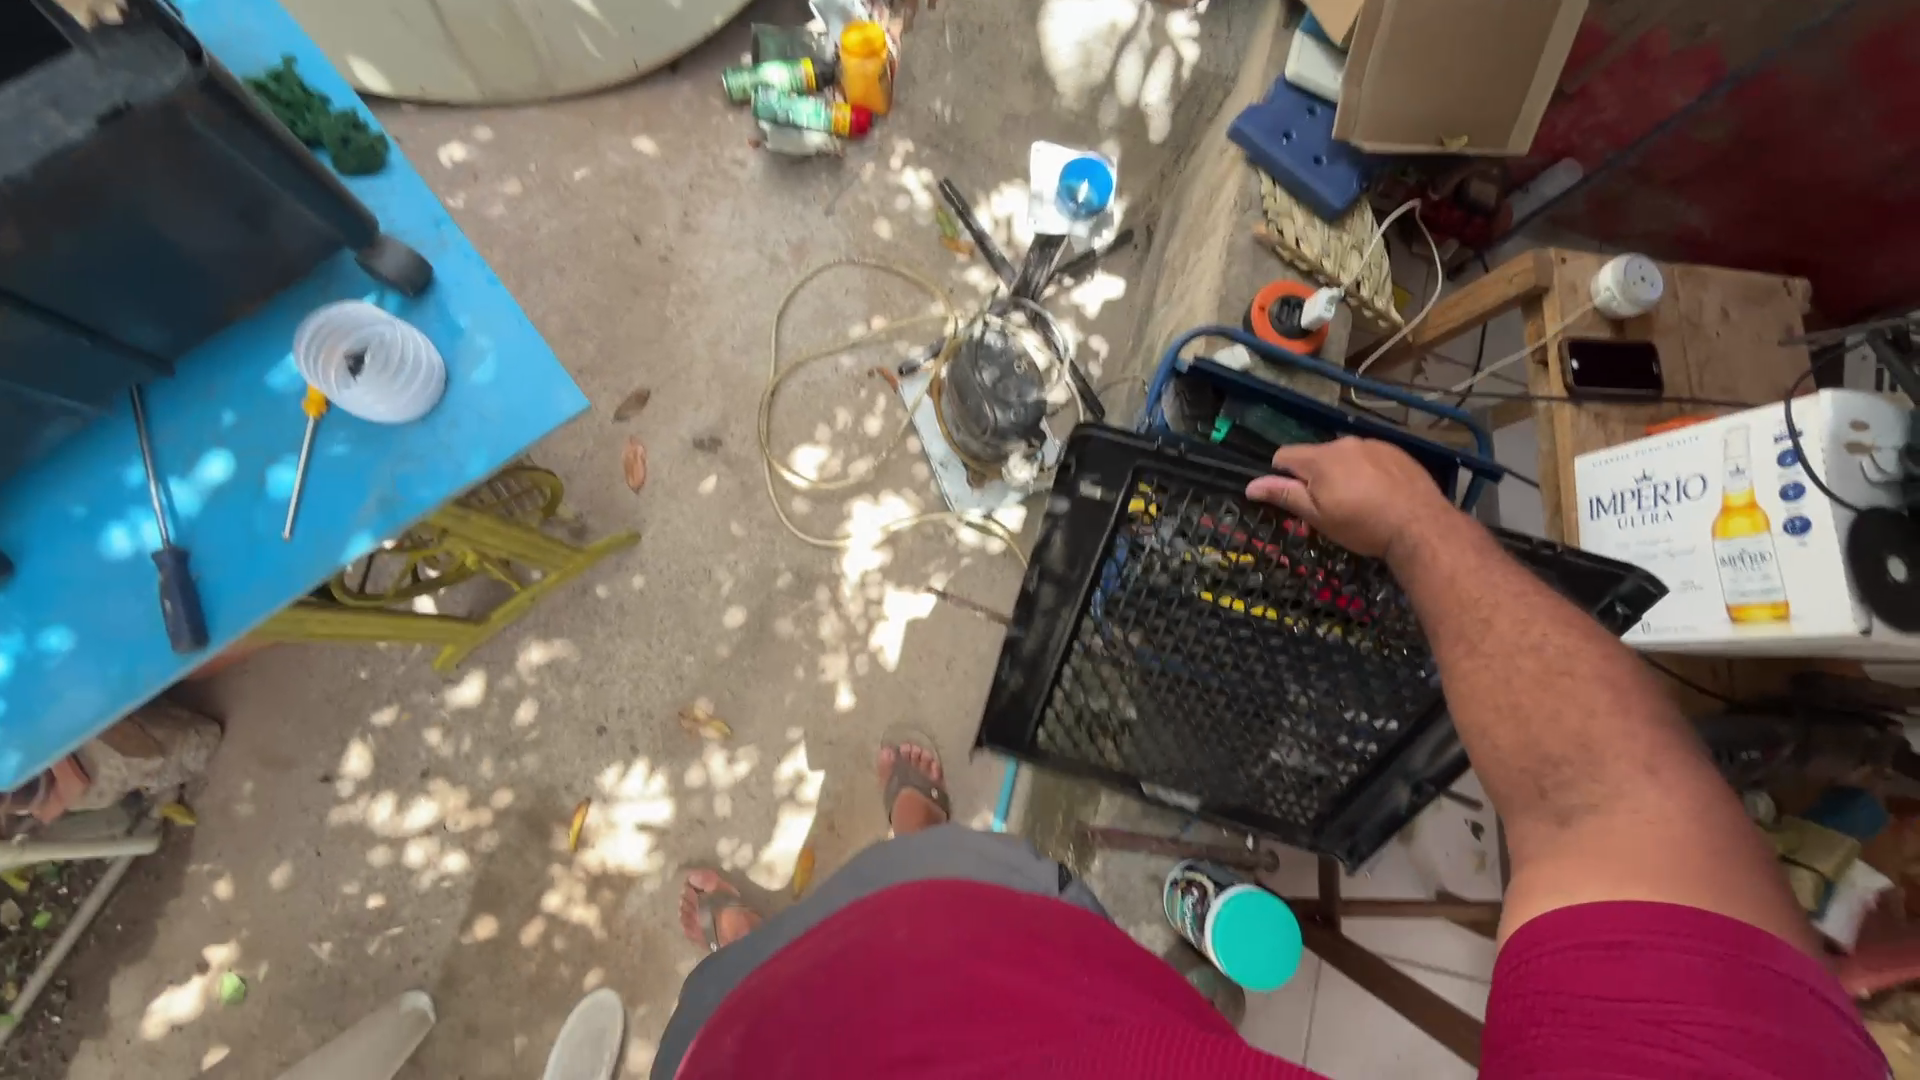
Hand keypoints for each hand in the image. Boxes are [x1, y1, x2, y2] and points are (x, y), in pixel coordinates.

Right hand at [1244, 437, 1458, 559]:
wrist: (1420, 526)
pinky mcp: (1397, 451)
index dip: (1282, 476)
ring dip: (1341, 472)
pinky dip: (1366, 471)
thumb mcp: (1317, 515)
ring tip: (1359, 500)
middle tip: (1329, 506)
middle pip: (1315, 456)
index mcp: (1320, 458)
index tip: (1296, 498)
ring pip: (1343, 456)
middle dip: (1314, 476)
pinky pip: (1369, 456)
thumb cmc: (1361, 525)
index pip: (1283, 455)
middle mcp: (1345, 443)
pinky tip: (1379, 493)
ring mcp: (1374, 444)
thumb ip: (1284, 495)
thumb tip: (1250, 485)